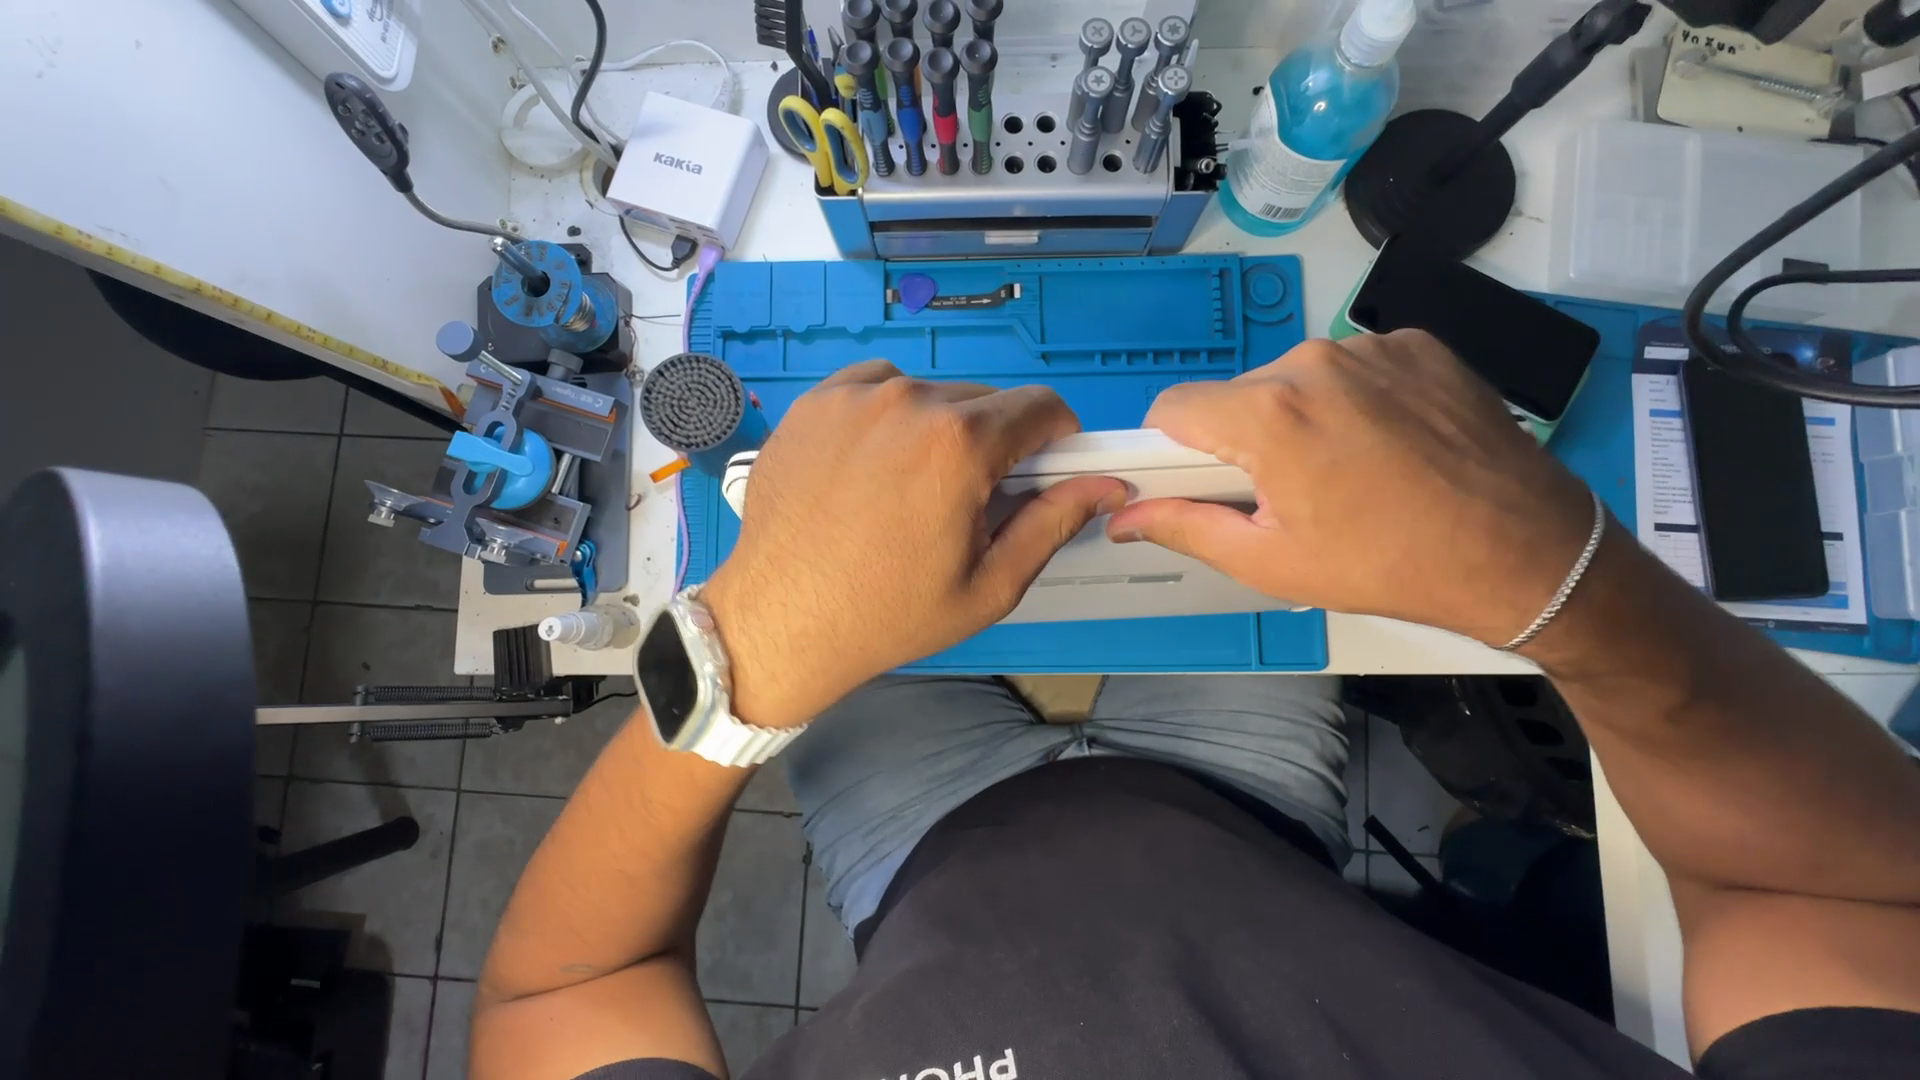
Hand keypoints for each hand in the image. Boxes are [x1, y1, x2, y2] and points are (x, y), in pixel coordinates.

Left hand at [703, 361, 1126, 728]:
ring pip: (931, 394)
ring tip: (911, 488)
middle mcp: (908, 399)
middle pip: (985, 403)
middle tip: (969, 501)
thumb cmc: (889, 614)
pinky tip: (872, 465)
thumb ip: (1054, 523)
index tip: (1044, 471)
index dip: (1057, 438)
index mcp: (960, 443)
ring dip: (940, 430)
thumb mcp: (989, 585)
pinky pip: (876, 389)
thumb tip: (1107, 485)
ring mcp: (853, 395)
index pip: (1041, 407)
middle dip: (994, 444)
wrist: (779, 621)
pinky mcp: (815, 402)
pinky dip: (890, 417)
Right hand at [1107, 331, 1597, 646]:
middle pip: (1236, 395)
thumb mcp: (1269, 562)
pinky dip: (1351, 400)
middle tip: (1285, 493)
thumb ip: (1183, 528)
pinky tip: (1386, 444)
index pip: (1172, 407)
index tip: (1201, 481)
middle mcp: (1313, 362)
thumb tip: (1123, 516)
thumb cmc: (1387, 566)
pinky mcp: (1419, 344)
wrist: (1527, 555)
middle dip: (1242, 440)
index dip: (1171, 448)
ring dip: (1297, 419)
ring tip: (1346, 471)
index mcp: (1268, 415)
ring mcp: (1372, 347)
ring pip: (1293, 379)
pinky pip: (1351, 367)